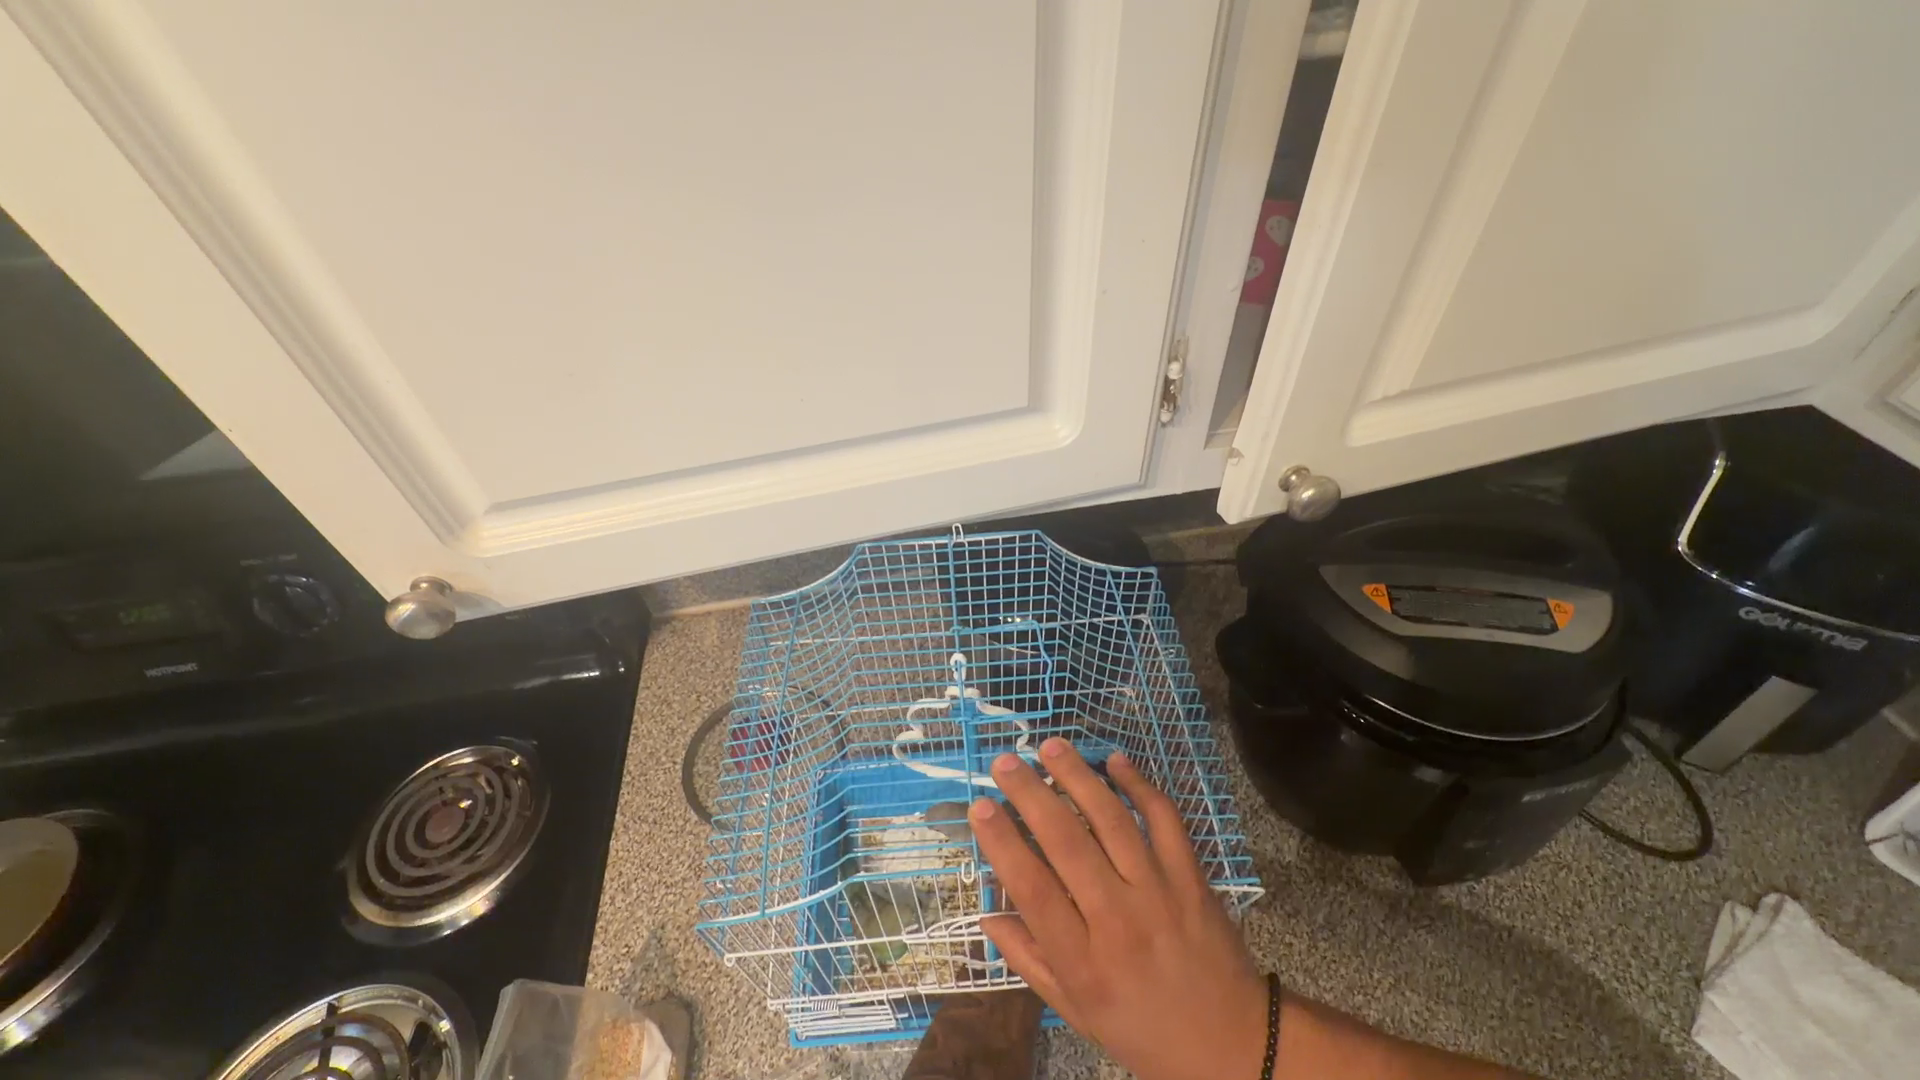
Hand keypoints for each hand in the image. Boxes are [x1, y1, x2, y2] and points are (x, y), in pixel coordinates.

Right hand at [969, 738, 1268, 1079]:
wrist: (1232, 1042)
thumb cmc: (1141, 1028)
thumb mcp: (1076, 1011)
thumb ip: (1029, 959)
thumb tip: (987, 913)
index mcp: (1083, 960)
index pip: (1033, 889)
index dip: (1003, 843)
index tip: (981, 806)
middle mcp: (1119, 919)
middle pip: (1068, 843)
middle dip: (1031, 795)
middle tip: (1005, 762)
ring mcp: (1160, 891)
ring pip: (1113, 821)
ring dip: (1079, 777)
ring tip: (1050, 748)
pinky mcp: (1192, 875)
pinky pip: (1165, 820)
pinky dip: (1141, 785)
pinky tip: (1116, 760)